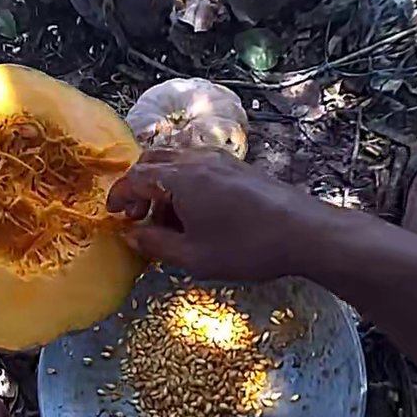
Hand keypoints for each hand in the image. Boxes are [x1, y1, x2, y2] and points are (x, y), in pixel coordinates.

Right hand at [106, 150, 336, 279]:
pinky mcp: (238, 167)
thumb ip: (155, 243)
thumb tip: (130, 234)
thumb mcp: (194, 256)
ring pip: (176, 162)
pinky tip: (194, 213)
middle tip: (137, 216)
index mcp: (181, 178)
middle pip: (154, 160)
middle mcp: (198, 160)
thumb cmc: (246, 247)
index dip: (119, 195)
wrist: (305, 232)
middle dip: (139, 187)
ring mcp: (221, 160)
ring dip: (162, 186)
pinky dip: (183, 184)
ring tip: (167, 221)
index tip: (112, 214)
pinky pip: (198, 166)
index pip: (136, 177)